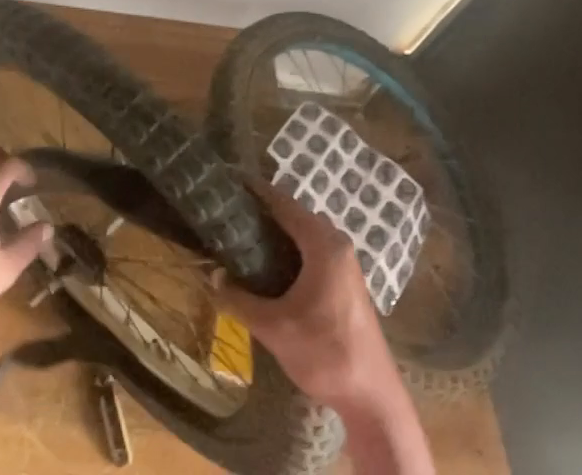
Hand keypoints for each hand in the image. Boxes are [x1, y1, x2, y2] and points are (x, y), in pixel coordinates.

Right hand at [212, 177, 402, 409]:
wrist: (371, 398)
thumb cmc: (325, 354)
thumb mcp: (272, 327)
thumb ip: (238, 298)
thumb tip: (210, 276)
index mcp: (324, 245)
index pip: (283, 203)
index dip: (254, 192)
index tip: (226, 183)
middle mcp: (338, 246)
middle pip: (294, 216)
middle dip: (261, 213)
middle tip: (225, 216)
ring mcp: (345, 265)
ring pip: (303, 236)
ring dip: (275, 234)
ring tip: (237, 238)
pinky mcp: (345, 284)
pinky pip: (312, 252)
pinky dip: (288, 251)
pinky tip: (265, 268)